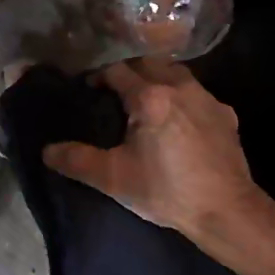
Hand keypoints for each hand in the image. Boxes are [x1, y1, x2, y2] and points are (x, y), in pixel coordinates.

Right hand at [43, 58, 260, 234]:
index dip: (99, 77)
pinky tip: (179, 119)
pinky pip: (197, 93)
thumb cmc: (167, 191)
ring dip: (157, 77)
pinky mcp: (225, 113)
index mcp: (150, 97)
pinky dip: (182, 96)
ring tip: (145, 99)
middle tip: (114, 92)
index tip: (89, 90)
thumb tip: (47, 151)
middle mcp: (179, 86)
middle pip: (147, 63)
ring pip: (175, 72)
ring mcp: (206, 98)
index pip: (117, 70)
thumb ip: (78, 160)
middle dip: (128, 71)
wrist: (226, 211)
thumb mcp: (115, 179)